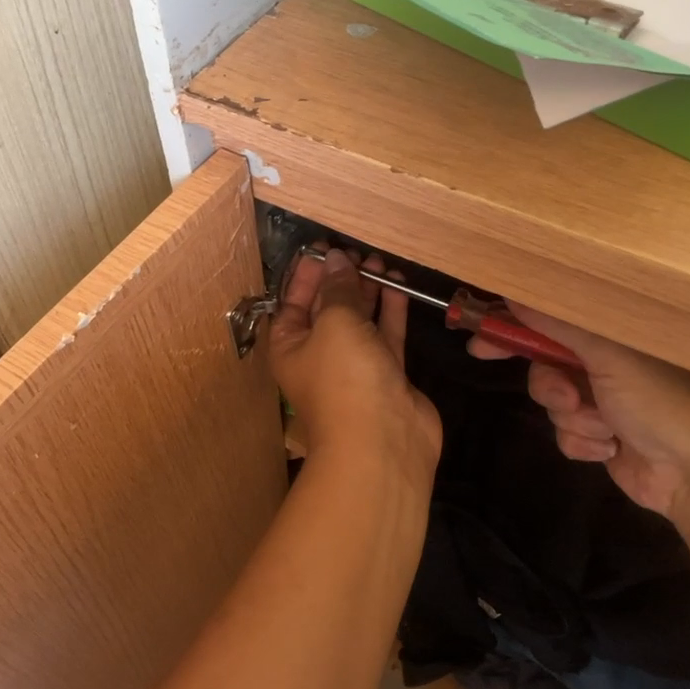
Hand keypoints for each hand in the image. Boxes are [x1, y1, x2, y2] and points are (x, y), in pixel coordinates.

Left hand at [269, 249, 442, 490]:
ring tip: (381, 261)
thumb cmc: (345, 377)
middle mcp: (318, 355)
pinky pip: (386, 333)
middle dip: (340, 279)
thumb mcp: (335, 322)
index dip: (306, 274)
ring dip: (368, 291)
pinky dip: (391, 309)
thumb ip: (338, 289)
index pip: (291, 302)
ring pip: (359, 320)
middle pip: (326, 309)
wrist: (382, 443)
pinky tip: (399, 284)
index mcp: (289, 346)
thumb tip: (337, 259)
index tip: (325, 246)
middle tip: (358, 250)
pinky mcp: (387, 374)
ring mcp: (354, 366)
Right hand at [467, 302, 689, 517]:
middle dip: (553, 385)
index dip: (514, 327)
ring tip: (605, 428)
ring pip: (552, 403)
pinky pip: (565, 434)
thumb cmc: (661, 401)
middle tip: (562, 397)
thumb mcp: (608, 354)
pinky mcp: (600, 437)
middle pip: (545, 364)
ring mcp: (603, 402)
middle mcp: (606, 363)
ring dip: (573, 418)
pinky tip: (610, 449)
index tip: (480, 338)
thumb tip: (514, 291)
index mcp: (614, 334)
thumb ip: (558, 323)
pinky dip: (582, 442)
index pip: (552, 319)